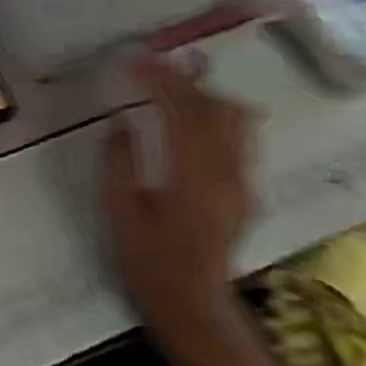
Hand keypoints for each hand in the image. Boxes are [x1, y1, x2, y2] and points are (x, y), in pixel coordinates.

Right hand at [102, 53, 255, 327]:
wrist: (193, 302)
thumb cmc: (149, 260)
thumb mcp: (120, 211)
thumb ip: (119, 162)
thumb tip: (121, 122)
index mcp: (193, 177)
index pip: (182, 112)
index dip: (159, 81)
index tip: (135, 63)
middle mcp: (227, 172)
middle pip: (215, 107)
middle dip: (182, 80)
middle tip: (148, 68)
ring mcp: (242, 179)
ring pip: (236, 117)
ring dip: (204, 94)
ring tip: (171, 88)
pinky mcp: (245, 187)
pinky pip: (239, 135)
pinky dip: (215, 114)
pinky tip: (191, 119)